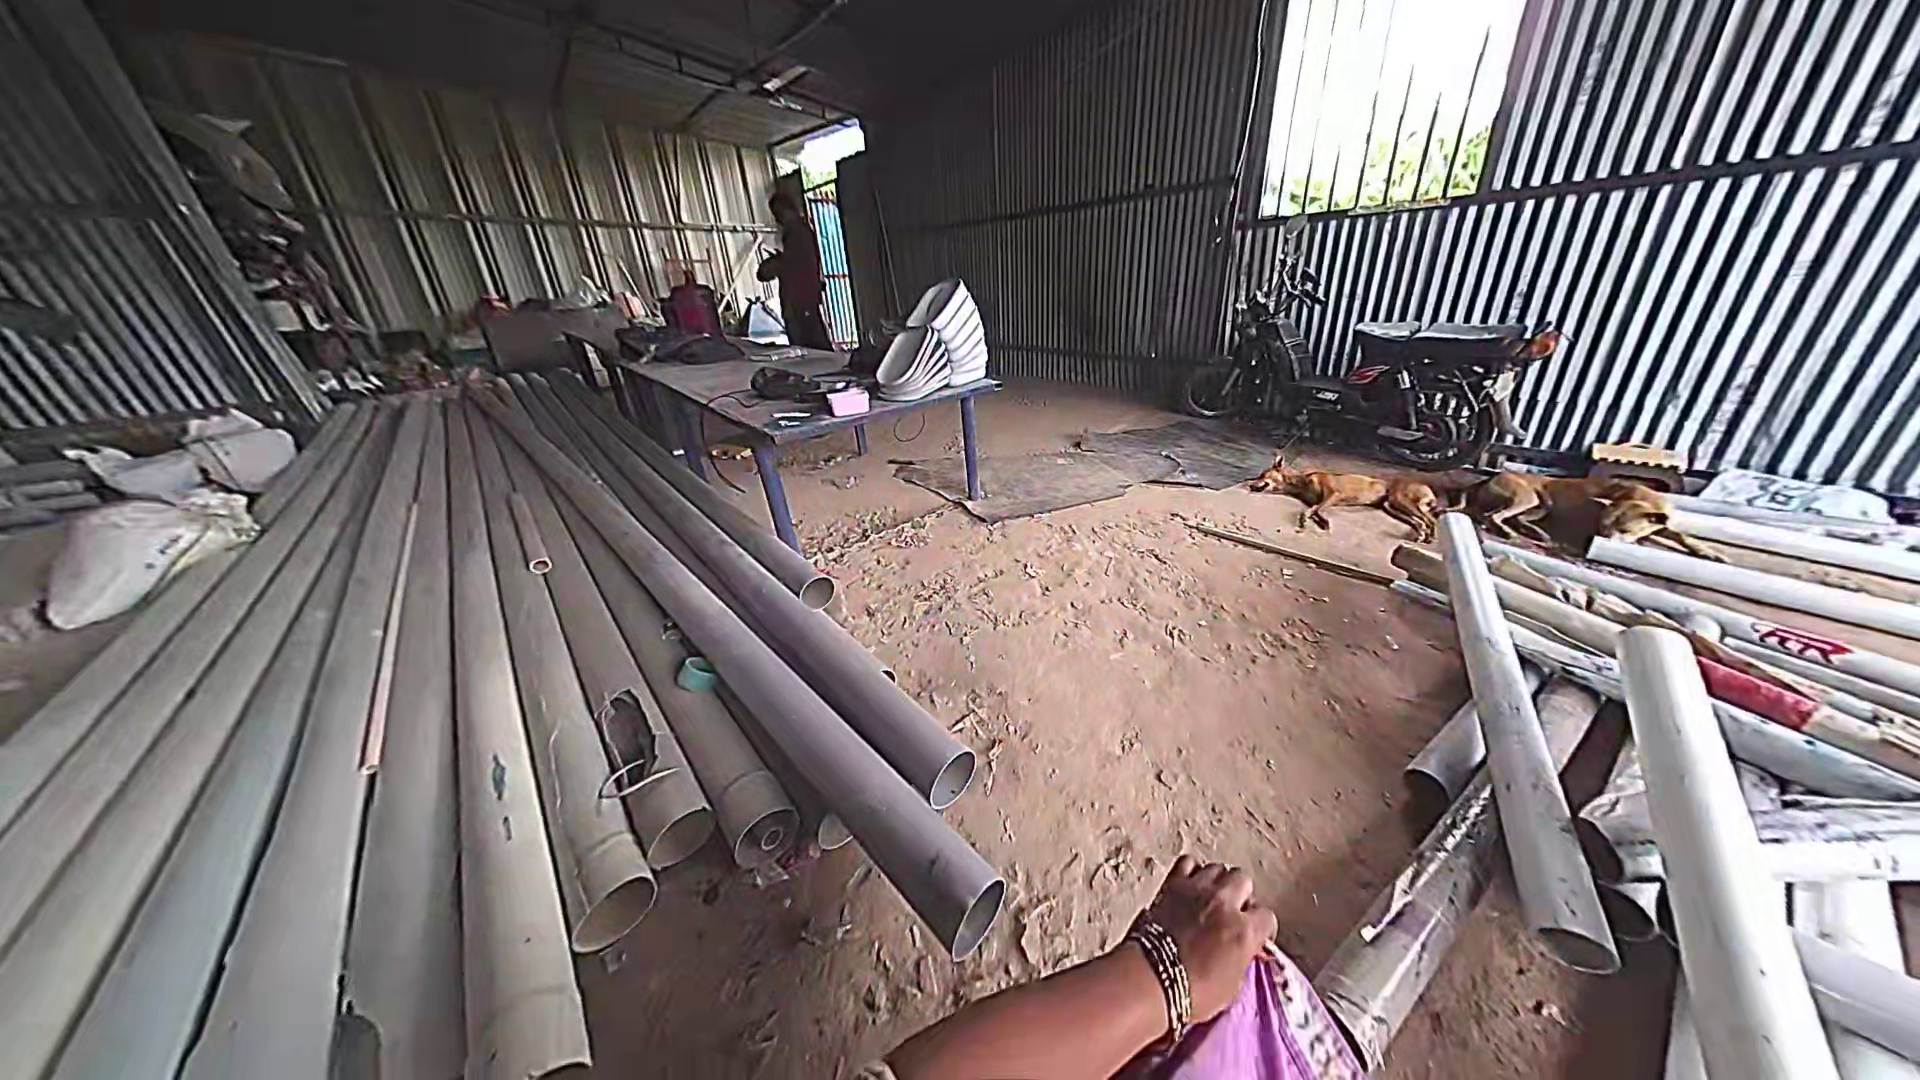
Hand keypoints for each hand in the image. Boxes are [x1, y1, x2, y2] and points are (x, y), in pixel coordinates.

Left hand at [1139, 855, 1278, 1022]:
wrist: (1154, 975)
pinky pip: (1188, 862)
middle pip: (1242, 879)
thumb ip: (1243, 954)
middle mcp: (1224, 901)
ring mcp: (1198, 887)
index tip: (1255, 935)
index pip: (1267, 915)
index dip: (1262, 926)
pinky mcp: (1174, 882)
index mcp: (1244, 929)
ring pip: (1217, 868)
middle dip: (1241, 895)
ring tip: (1211, 898)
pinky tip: (1190, 885)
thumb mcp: (1234, 982)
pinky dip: (1192, 871)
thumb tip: (1245, 946)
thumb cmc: (1197, 991)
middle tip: (1233, 911)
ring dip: (1218, 882)